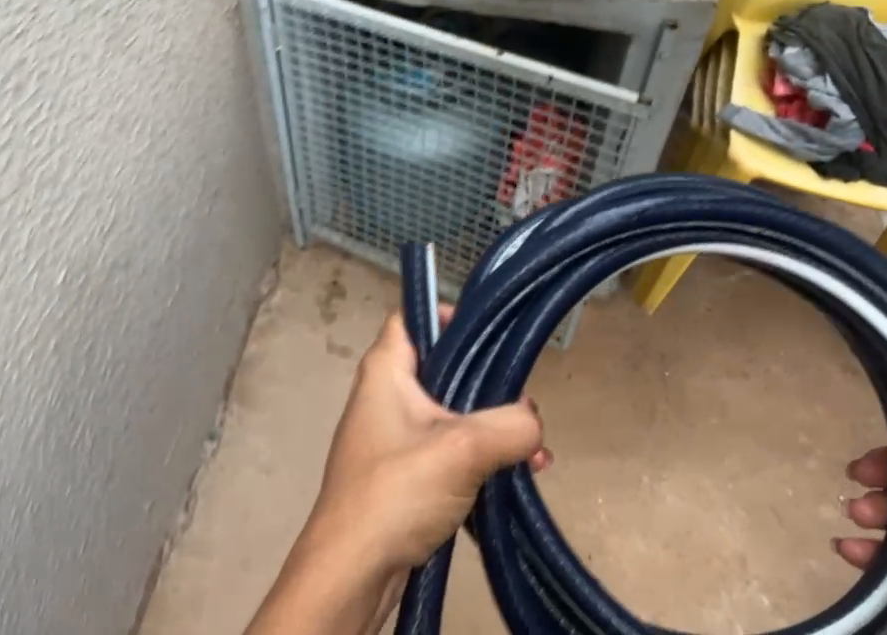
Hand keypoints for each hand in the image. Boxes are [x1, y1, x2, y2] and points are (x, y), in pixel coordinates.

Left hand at [307, 309, 550, 572]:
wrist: (353, 570)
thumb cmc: (396, 491)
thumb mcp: (461, 449)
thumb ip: (508, 427)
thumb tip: (533, 422)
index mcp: (386, 370)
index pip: (412, 318)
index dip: (446, 316)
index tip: (489, 333)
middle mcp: (386, 396)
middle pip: (443, 369)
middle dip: (488, 387)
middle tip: (524, 405)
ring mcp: (394, 438)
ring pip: (451, 417)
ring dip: (492, 432)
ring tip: (533, 454)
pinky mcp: (404, 476)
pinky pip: (448, 455)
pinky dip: (479, 463)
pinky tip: (515, 481)